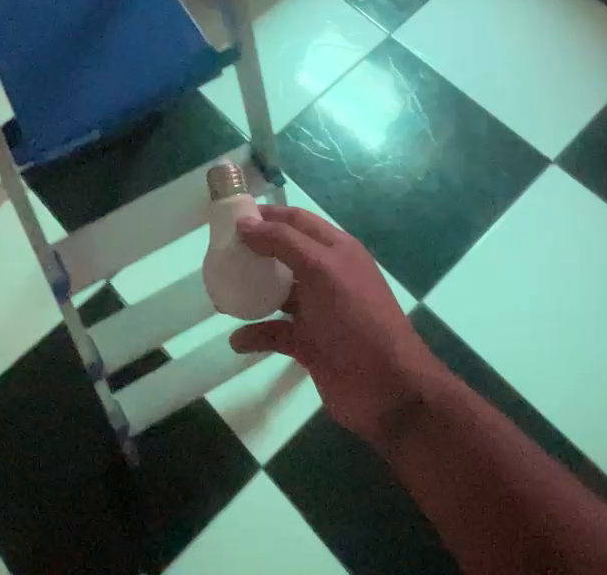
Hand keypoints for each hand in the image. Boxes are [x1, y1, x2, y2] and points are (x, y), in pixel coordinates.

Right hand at [230, 206, 445, 441]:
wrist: (388, 390)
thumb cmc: (357, 320)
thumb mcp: (322, 270)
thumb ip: (283, 242)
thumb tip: (244, 223)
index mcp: (336, 250)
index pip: (296, 220)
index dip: (265, 215)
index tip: (229, 217)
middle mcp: (326, 276)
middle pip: (283, 254)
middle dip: (253, 251)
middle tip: (219, 252)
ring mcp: (318, 311)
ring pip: (277, 293)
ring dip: (251, 291)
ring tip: (220, 291)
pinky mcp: (309, 344)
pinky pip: (274, 333)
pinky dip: (254, 335)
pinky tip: (236, 339)